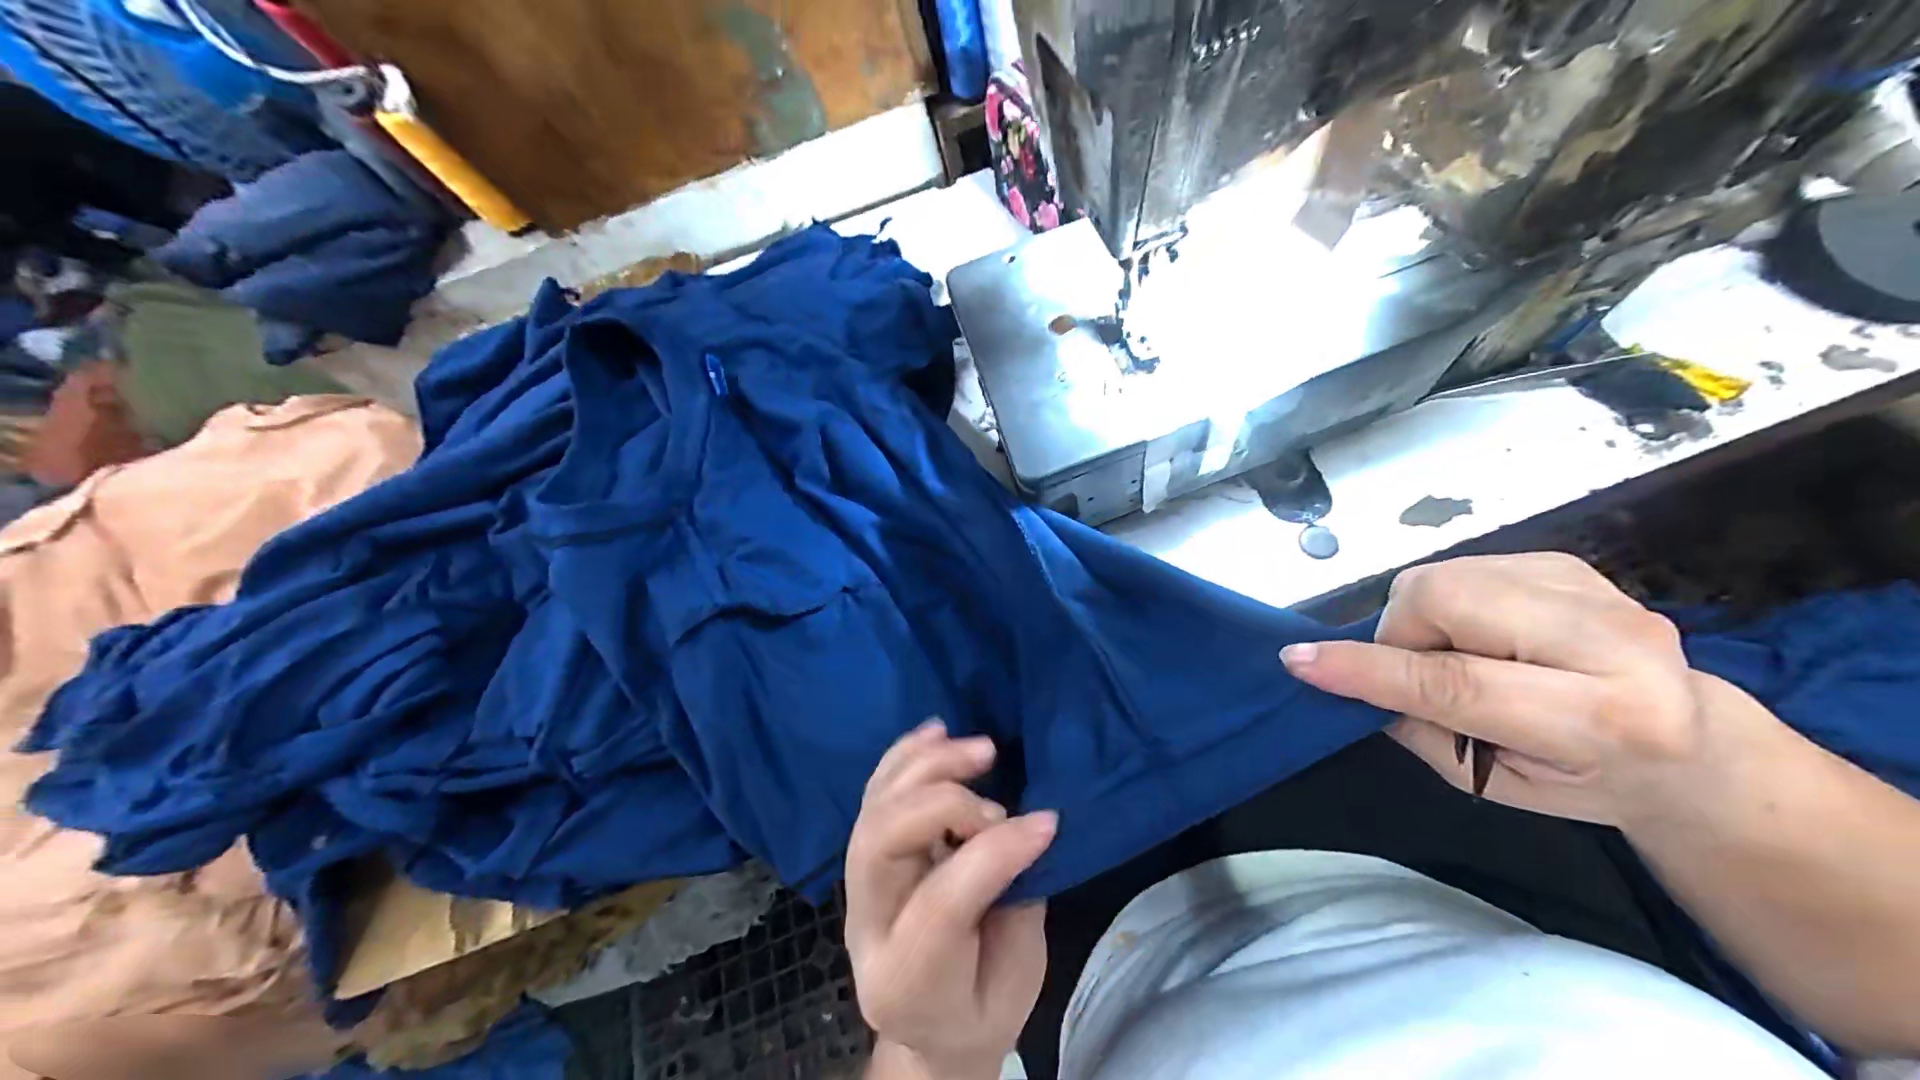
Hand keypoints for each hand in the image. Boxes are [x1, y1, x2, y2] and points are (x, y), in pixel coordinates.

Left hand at [845, 721, 1056, 1079]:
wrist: (929, 1029)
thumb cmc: (981, 1009)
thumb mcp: (1016, 983)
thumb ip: (1016, 905)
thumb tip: (1027, 827)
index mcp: (906, 979)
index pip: (941, 900)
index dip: (996, 852)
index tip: (1047, 823)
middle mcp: (867, 924)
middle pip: (882, 841)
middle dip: (944, 801)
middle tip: (999, 798)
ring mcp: (857, 886)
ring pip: (875, 808)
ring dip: (927, 765)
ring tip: (981, 749)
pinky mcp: (863, 856)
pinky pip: (875, 792)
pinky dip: (905, 756)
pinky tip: (938, 731)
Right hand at [1280, 552, 1782, 827]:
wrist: (1696, 747)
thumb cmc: (1587, 781)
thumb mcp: (1497, 782)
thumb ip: (1418, 725)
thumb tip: (1345, 675)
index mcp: (1604, 719)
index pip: (1456, 683)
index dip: (1370, 671)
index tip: (1299, 662)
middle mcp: (1613, 642)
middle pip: (1446, 597)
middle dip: (1403, 631)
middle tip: (1415, 669)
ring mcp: (1596, 591)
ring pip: (1444, 574)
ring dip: (1422, 616)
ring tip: (1456, 653)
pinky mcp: (1573, 563)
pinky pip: (1462, 566)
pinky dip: (1446, 601)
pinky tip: (1483, 632)